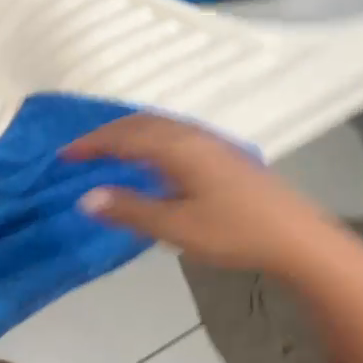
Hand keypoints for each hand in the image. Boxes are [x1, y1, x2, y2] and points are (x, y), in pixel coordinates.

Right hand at [63, 113, 339, 272]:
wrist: (299, 239)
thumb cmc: (234, 233)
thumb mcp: (175, 228)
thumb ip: (129, 210)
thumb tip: (85, 198)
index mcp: (176, 148)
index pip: (122, 136)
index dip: (90, 144)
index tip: (62, 156)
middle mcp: (192, 135)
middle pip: (139, 123)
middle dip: (106, 134)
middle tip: (80, 151)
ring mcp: (212, 141)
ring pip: (159, 125)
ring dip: (128, 132)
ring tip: (108, 149)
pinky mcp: (225, 152)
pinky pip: (174, 131)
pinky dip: (149, 136)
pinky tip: (151, 156)